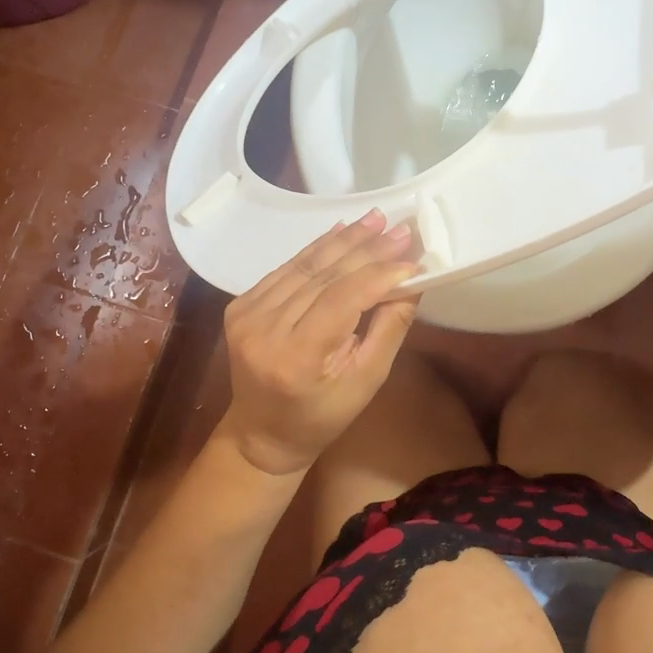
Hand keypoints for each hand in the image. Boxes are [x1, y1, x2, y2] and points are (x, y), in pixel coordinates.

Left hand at [218, 210, 419, 475]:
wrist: (262, 432)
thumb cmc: (323, 414)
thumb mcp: (368, 380)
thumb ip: (389, 326)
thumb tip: (412, 279)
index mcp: (298, 358)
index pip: (342, 299)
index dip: (378, 273)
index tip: (412, 256)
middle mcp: (266, 330)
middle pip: (323, 276)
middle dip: (366, 250)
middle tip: (400, 229)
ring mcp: (247, 315)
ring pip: (304, 266)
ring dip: (344, 240)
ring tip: (376, 219)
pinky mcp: (240, 305)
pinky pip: (287, 269)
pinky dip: (317, 249)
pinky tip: (342, 231)